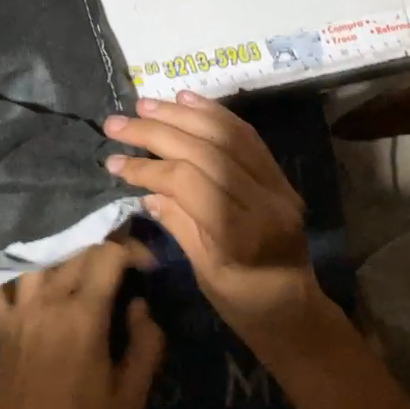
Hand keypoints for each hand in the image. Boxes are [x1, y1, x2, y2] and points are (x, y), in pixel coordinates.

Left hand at [0, 241, 164, 408]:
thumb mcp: (130, 399)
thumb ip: (145, 344)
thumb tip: (141, 305)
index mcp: (83, 318)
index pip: (107, 256)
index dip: (132, 251)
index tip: (149, 267)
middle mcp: (47, 304)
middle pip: (75, 253)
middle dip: (105, 250)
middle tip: (126, 266)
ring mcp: (17, 313)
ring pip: (40, 261)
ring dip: (66, 257)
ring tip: (85, 271)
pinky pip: (1, 285)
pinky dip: (16, 275)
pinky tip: (34, 280)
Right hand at [104, 92, 349, 359]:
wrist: (295, 308)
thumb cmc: (244, 303)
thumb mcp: (204, 271)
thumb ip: (178, 223)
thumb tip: (146, 189)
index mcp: (244, 232)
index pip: (189, 182)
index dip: (148, 167)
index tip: (114, 163)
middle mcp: (266, 199)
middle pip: (206, 150)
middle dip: (157, 132)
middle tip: (117, 123)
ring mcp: (277, 184)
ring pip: (226, 133)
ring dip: (181, 114)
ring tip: (145, 104)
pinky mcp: (279, 175)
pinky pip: (245, 134)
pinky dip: (212, 113)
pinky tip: (186, 100)